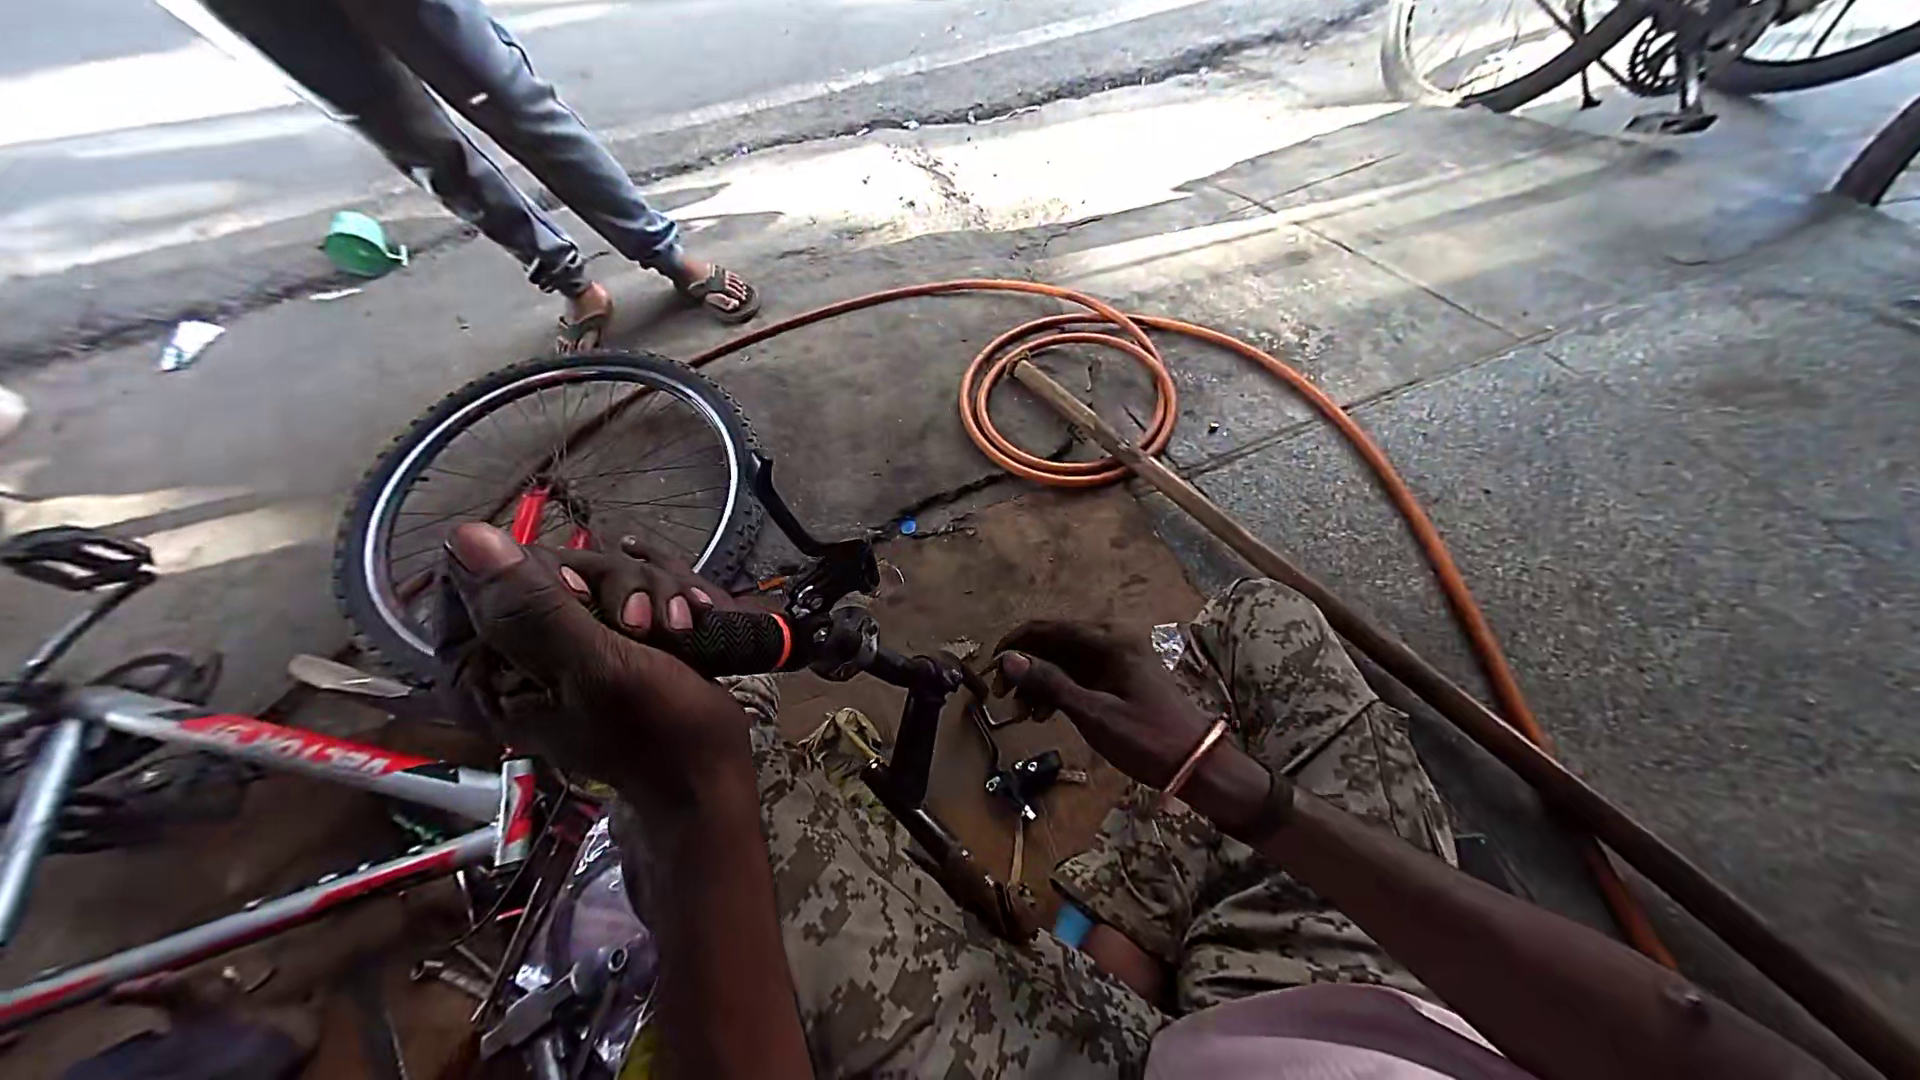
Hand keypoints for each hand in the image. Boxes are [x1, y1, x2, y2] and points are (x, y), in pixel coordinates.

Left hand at [437, 523, 753, 809]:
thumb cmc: (655, 731)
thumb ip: (534, 608)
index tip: (584, 597)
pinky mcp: (616, 637)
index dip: (538, 570)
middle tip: (641, 621)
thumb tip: (465, 536)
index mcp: (483, 668)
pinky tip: (692, 615)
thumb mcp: (596, 669)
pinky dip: (668, 594)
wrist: (712, 768)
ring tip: (679, 626)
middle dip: (613, 582)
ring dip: (653, 589)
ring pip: (602, 570)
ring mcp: (573, 642)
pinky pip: (636, 586)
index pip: (479, 575)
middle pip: (551, 564)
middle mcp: (520, 650)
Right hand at [992, 621, 1216, 788]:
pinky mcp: (1120, 677)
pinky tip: (1045, 715)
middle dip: (1026, 668)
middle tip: (1003, 698)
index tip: (991, 668)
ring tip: (1023, 714)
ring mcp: (1118, 659)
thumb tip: (1009, 660)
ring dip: (1040, 683)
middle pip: (1055, 643)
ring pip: (1064, 661)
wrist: (1199, 764)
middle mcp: (1112, 640)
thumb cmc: (1147, 739)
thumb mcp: (1093, 713)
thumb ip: (1050, 683)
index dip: (1016, 644)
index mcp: (1109, 640)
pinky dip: (1059, 691)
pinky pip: (1079, 675)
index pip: (1049, 628)